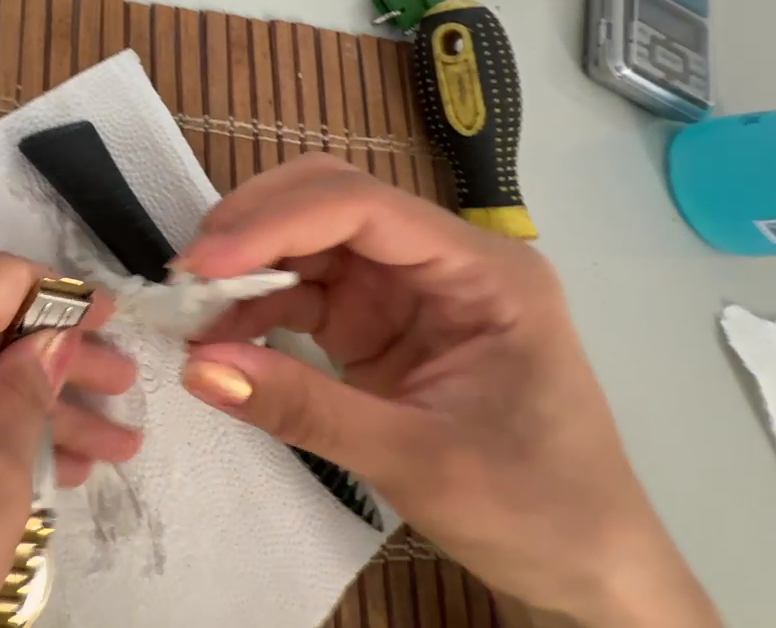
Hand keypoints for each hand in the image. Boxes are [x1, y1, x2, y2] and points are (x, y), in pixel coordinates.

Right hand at [170, 155, 718, 627]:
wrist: (585, 575)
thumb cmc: (535, 511)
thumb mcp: (415, 461)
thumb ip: (301, 407)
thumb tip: (195, 366)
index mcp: (480, 271)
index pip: (360, 207)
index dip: (272, 223)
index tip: (202, 265)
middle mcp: (437, 260)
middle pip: (326, 199)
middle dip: (251, 225)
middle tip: (190, 272)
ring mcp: (400, 287)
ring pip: (301, 238)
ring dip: (243, 265)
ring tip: (192, 308)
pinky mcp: (370, 318)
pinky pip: (296, 288)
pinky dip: (251, 304)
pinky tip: (219, 333)